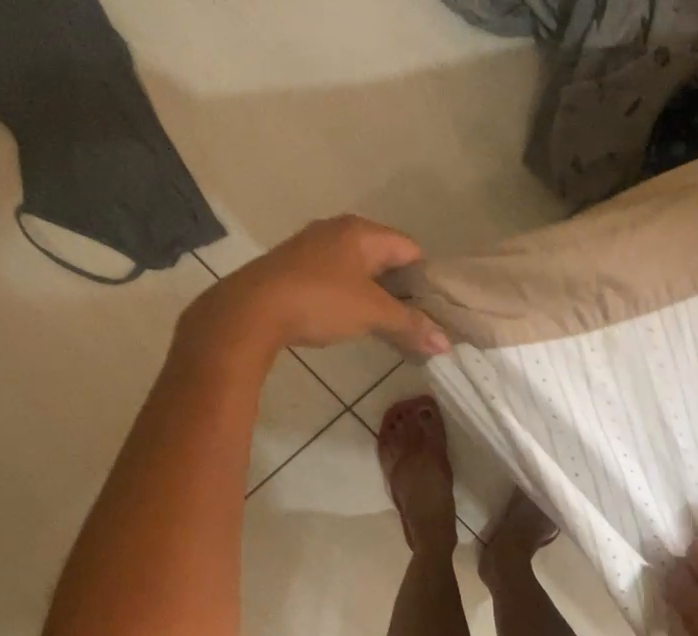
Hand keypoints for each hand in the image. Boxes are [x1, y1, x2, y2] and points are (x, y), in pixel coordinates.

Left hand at [173, 215, 449, 372]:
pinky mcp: (293, 268)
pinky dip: (349, 297)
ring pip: (358, 269)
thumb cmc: (320, 301)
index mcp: (362, 232)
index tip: (435, 309)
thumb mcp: (372, 314)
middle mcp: (337, 231)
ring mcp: (312, 247)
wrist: (251, 310)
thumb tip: (446, 344)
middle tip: (415, 320)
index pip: (409, 249)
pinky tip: (350, 320)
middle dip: (401, 289)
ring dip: (374, 294)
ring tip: (386, 325)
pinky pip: (335, 278)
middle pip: (384, 258)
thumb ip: (410, 326)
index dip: (426, 279)